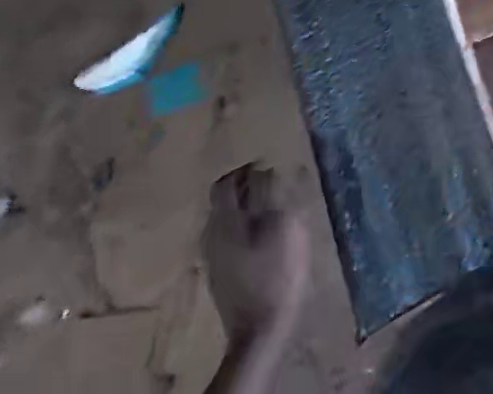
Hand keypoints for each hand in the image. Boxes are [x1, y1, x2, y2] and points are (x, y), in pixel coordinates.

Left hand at [203, 164, 312, 344]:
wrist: (259, 327)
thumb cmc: (276, 271)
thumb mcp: (281, 224)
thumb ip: (270, 195)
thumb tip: (264, 170)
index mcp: (223, 220)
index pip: (225, 182)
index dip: (246, 169)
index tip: (271, 165)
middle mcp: (210, 233)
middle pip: (225, 199)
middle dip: (249, 187)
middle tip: (278, 184)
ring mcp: (213, 254)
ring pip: (228, 217)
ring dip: (250, 206)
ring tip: (278, 206)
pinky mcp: (221, 270)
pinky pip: (231, 235)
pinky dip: (248, 225)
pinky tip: (269, 234)